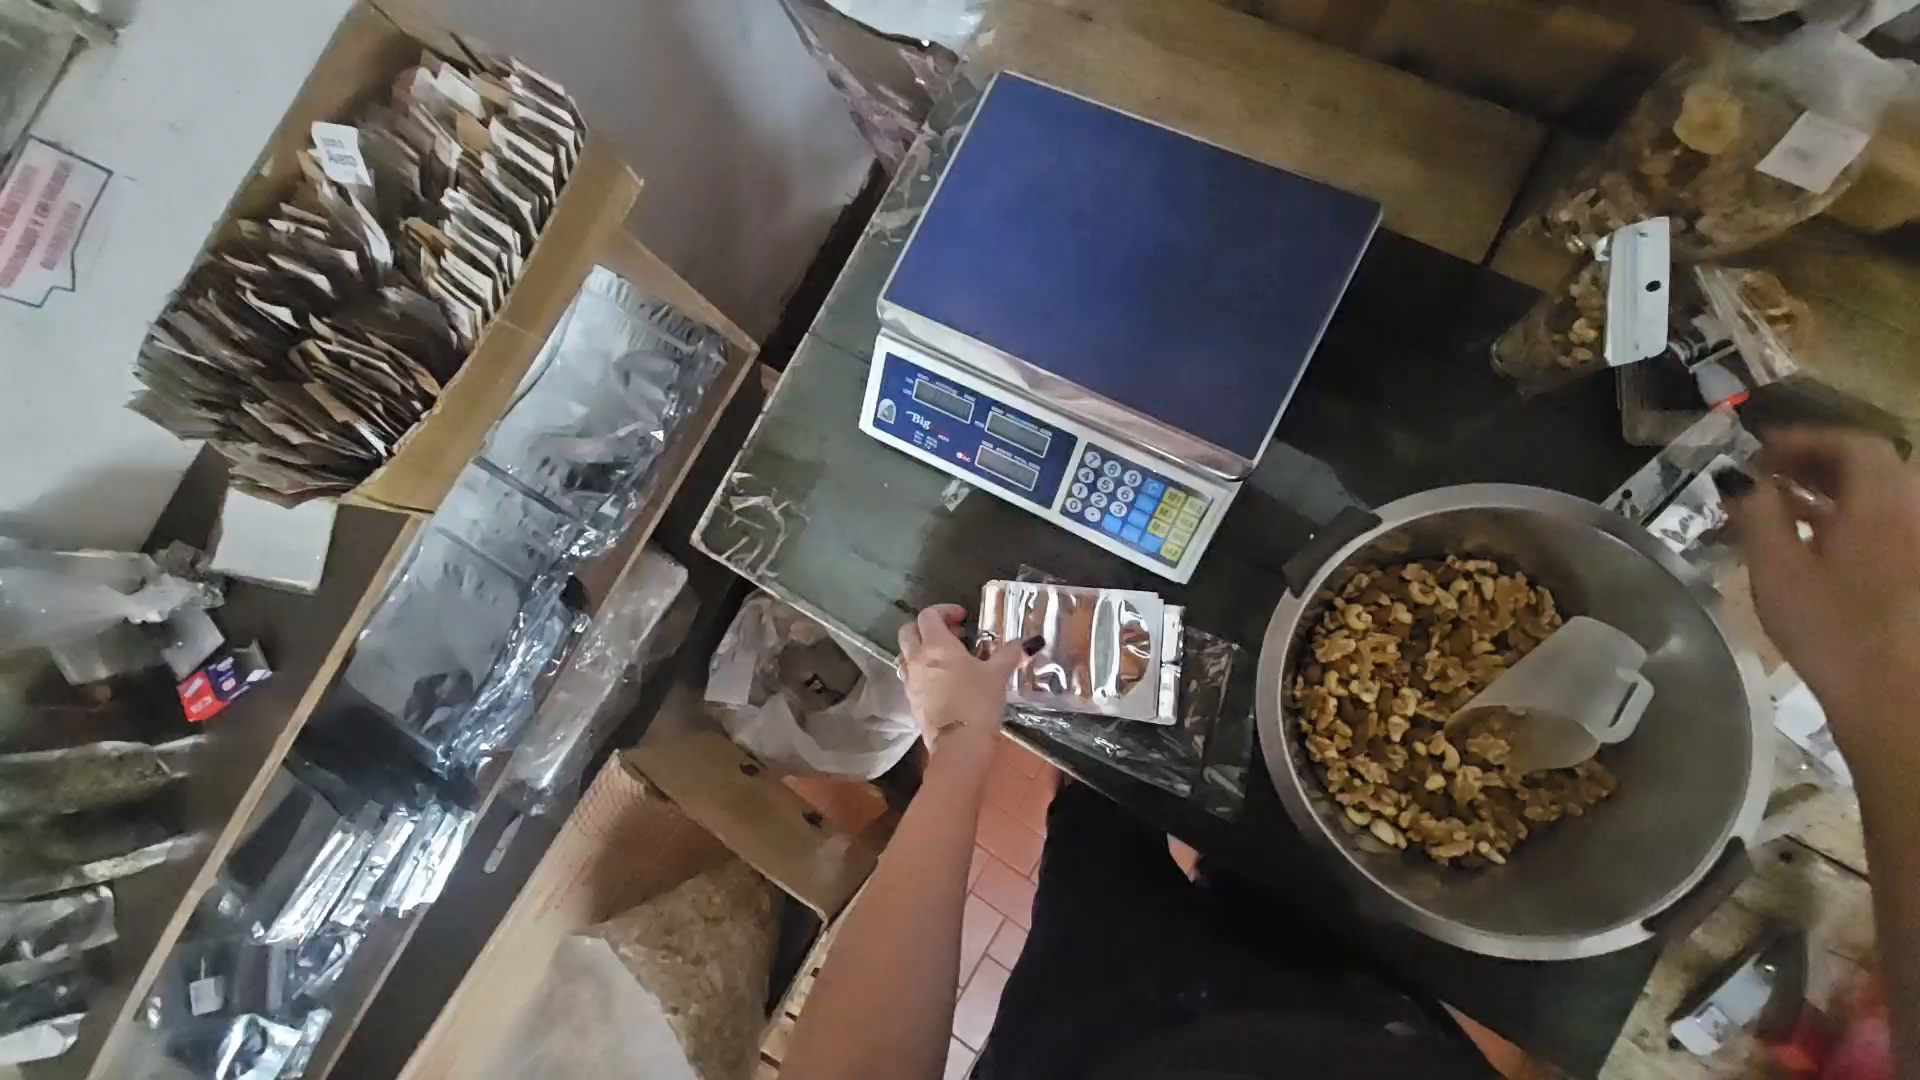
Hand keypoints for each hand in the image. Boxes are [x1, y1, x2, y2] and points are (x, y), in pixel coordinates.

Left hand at [896, 604, 1033, 748]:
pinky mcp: (911, 700)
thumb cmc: (977, 702)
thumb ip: (1010, 654)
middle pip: (909, 631)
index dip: (944, 610)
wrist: (959, 745)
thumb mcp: (998, 674)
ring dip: (923, 649)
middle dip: (927, 627)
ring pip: (907, 654)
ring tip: (949, 659)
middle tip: (953, 636)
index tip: (963, 618)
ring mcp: (910, 681)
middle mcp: (917, 659)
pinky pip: (911, 676)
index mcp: (936, 645)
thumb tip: (1028, 643)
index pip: (928, 615)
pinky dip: (923, 671)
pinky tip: (944, 682)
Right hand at [1721, 427, 1919, 756]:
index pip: (1857, 447)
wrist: (1895, 692)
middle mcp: (1915, 516)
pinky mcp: (1915, 568)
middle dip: (1815, 461)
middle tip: (1762, 470)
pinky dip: (1846, 513)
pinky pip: (1885, 521)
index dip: (1806, 439)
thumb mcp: (1776, 570)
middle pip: (1876, 467)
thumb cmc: (1828, 629)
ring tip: (1778, 499)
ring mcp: (1919, 543)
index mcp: (1883, 509)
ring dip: (1829, 487)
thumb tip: (1742, 477)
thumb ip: (1760, 515)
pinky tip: (1808, 531)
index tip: (1756, 448)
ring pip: (1881, 495)